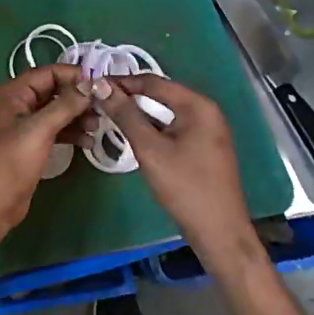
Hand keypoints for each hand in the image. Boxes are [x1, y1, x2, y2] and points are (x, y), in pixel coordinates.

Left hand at [0, 64, 95, 238]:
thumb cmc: (11, 162)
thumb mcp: (39, 130)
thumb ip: (65, 105)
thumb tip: (90, 83)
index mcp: (14, 93)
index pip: (49, 73)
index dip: (74, 75)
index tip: (100, 85)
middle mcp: (19, 104)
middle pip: (54, 90)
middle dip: (78, 97)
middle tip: (103, 107)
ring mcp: (25, 125)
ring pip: (57, 111)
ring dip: (77, 116)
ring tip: (97, 126)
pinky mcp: (32, 144)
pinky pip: (55, 130)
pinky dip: (71, 132)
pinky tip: (88, 141)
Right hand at [96, 75, 257, 260]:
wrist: (219, 232)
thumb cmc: (185, 187)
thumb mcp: (150, 149)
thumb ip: (126, 115)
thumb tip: (102, 86)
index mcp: (198, 105)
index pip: (153, 82)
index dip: (122, 82)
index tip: (94, 87)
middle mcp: (206, 111)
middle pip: (161, 95)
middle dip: (130, 97)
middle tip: (99, 102)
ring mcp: (207, 130)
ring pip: (166, 113)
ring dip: (140, 113)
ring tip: (110, 115)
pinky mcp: (203, 147)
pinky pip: (173, 127)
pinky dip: (153, 128)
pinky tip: (134, 134)